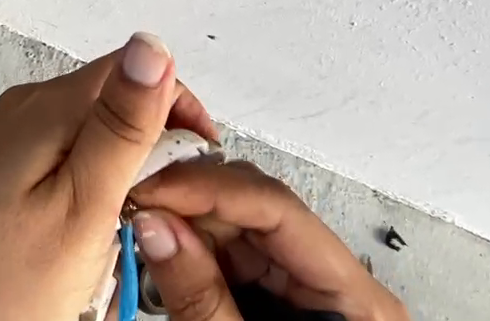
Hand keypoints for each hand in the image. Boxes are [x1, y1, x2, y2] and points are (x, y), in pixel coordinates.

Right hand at [128, 162, 408, 320]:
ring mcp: (303, 289)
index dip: (208, 188)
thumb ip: (200, 298)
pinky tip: (159, 247)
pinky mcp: (275, 299)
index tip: (150, 189)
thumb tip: (152, 223)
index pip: (276, 208)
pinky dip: (189, 246)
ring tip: (139, 225)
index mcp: (356, 301)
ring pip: (236, 225)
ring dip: (183, 219)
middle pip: (255, 208)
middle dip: (188, 200)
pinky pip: (228, 254)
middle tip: (133, 203)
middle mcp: (333, 281)